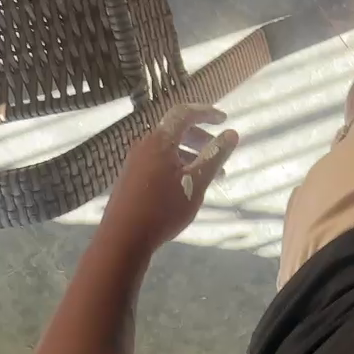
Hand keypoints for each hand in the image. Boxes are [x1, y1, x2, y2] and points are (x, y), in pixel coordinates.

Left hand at [98, 104, 238, 256]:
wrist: (122, 240)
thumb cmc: (163, 208)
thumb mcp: (196, 182)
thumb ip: (215, 155)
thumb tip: (232, 133)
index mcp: (160, 141)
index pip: (184, 113)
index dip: (206, 112)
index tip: (224, 120)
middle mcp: (144, 146)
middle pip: (175, 130)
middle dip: (200, 137)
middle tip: (217, 149)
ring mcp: (134, 162)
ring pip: (167, 148)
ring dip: (190, 154)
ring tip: (206, 174)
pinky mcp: (130, 178)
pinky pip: (158, 160)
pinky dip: (177, 164)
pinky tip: (185, 185)